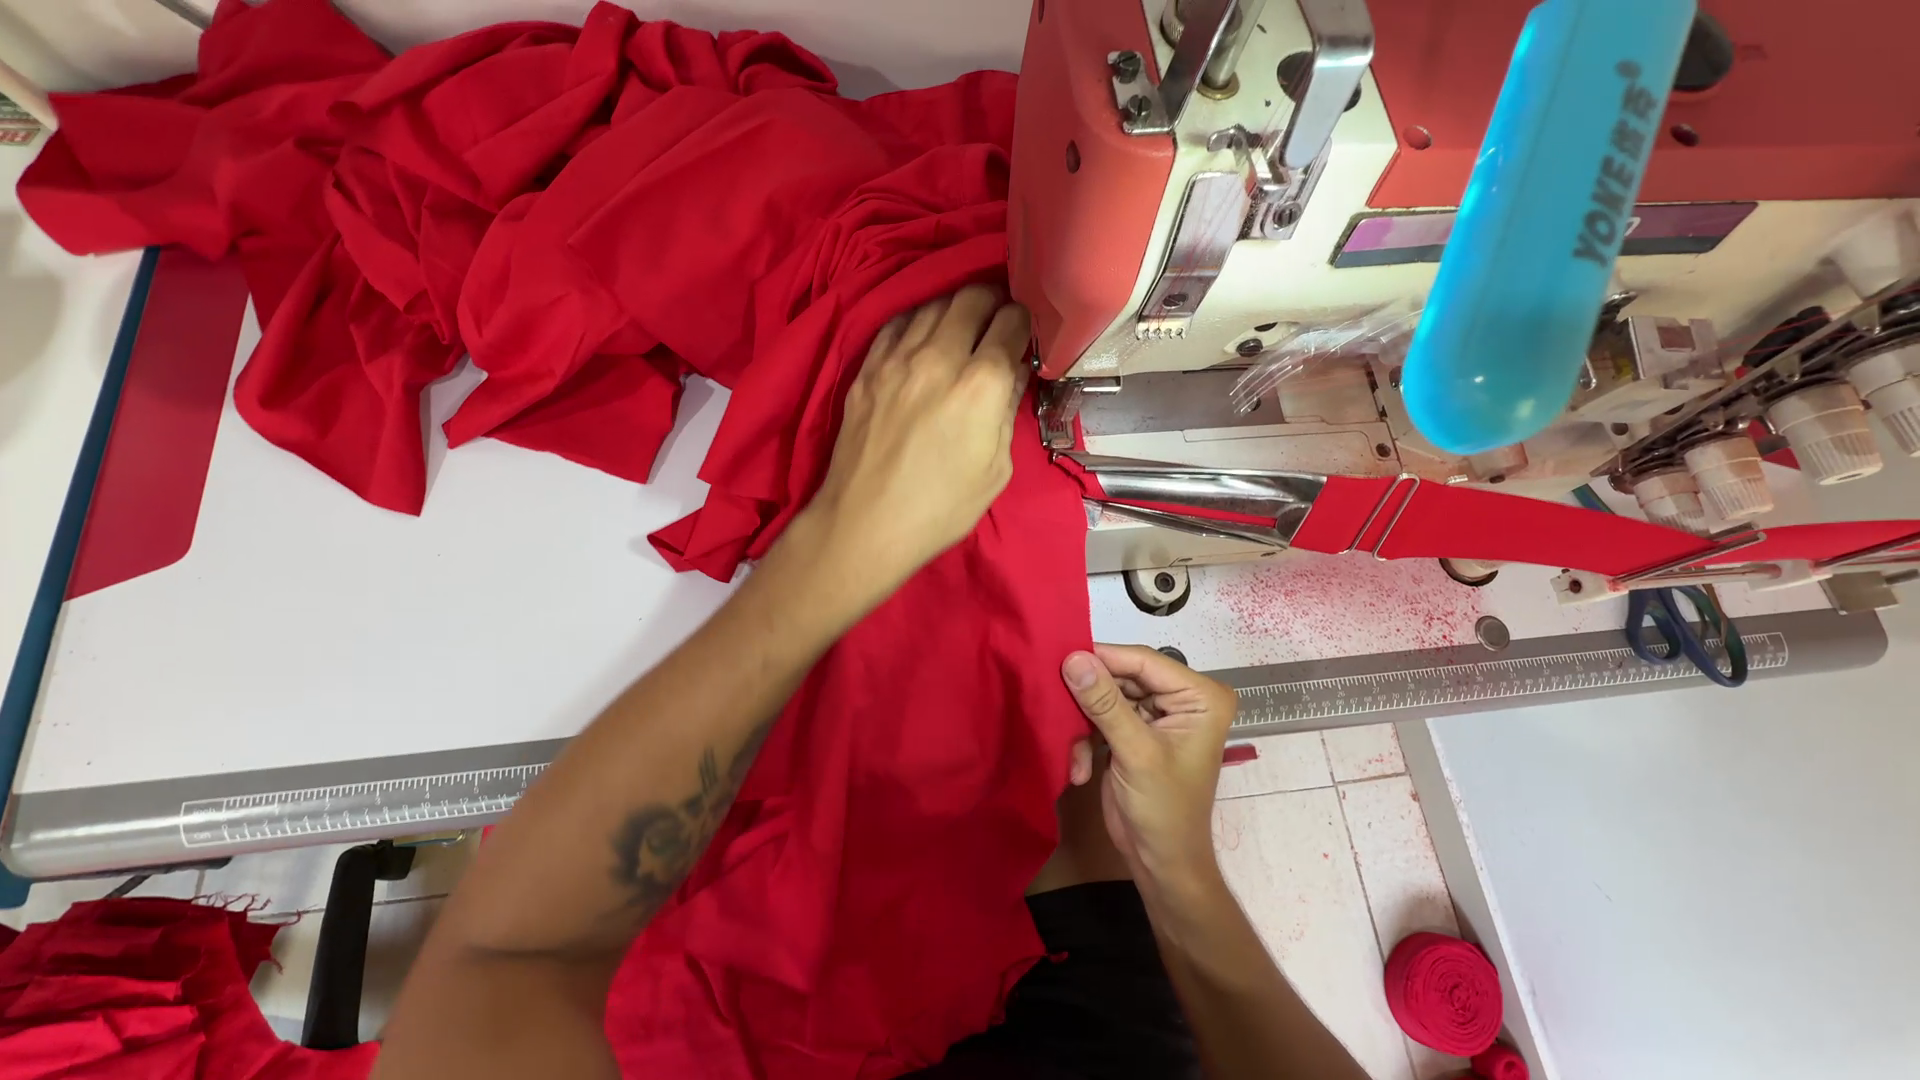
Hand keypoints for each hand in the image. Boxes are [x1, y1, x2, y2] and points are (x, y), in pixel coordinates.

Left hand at [804, 285, 1030, 589]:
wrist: (865, 524)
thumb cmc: (940, 509)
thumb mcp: (996, 470)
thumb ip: (1007, 412)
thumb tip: (1013, 374)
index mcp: (980, 386)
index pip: (1011, 323)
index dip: (1024, 324)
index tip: (1024, 334)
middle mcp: (939, 358)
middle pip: (972, 298)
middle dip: (993, 302)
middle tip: (997, 321)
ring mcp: (896, 359)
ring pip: (933, 304)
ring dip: (955, 308)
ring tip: (963, 327)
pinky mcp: (867, 368)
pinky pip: (897, 323)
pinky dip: (918, 321)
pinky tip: (923, 337)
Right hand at [1061, 645, 1236, 889]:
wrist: (1160, 861)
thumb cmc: (1163, 809)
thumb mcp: (1135, 753)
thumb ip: (1104, 704)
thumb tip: (1073, 658)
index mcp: (1200, 696)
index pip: (1143, 661)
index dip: (1102, 658)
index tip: (1059, 656)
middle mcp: (1182, 698)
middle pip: (1122, 675)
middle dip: (1089, 695)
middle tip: (1055, 700)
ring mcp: (1156, 714)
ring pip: (1106, 695)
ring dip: (1084, 723)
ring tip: (1073, 749)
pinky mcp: (1133, 730)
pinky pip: (1101, 716)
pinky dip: (1086, 739)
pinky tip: (1081, 768)